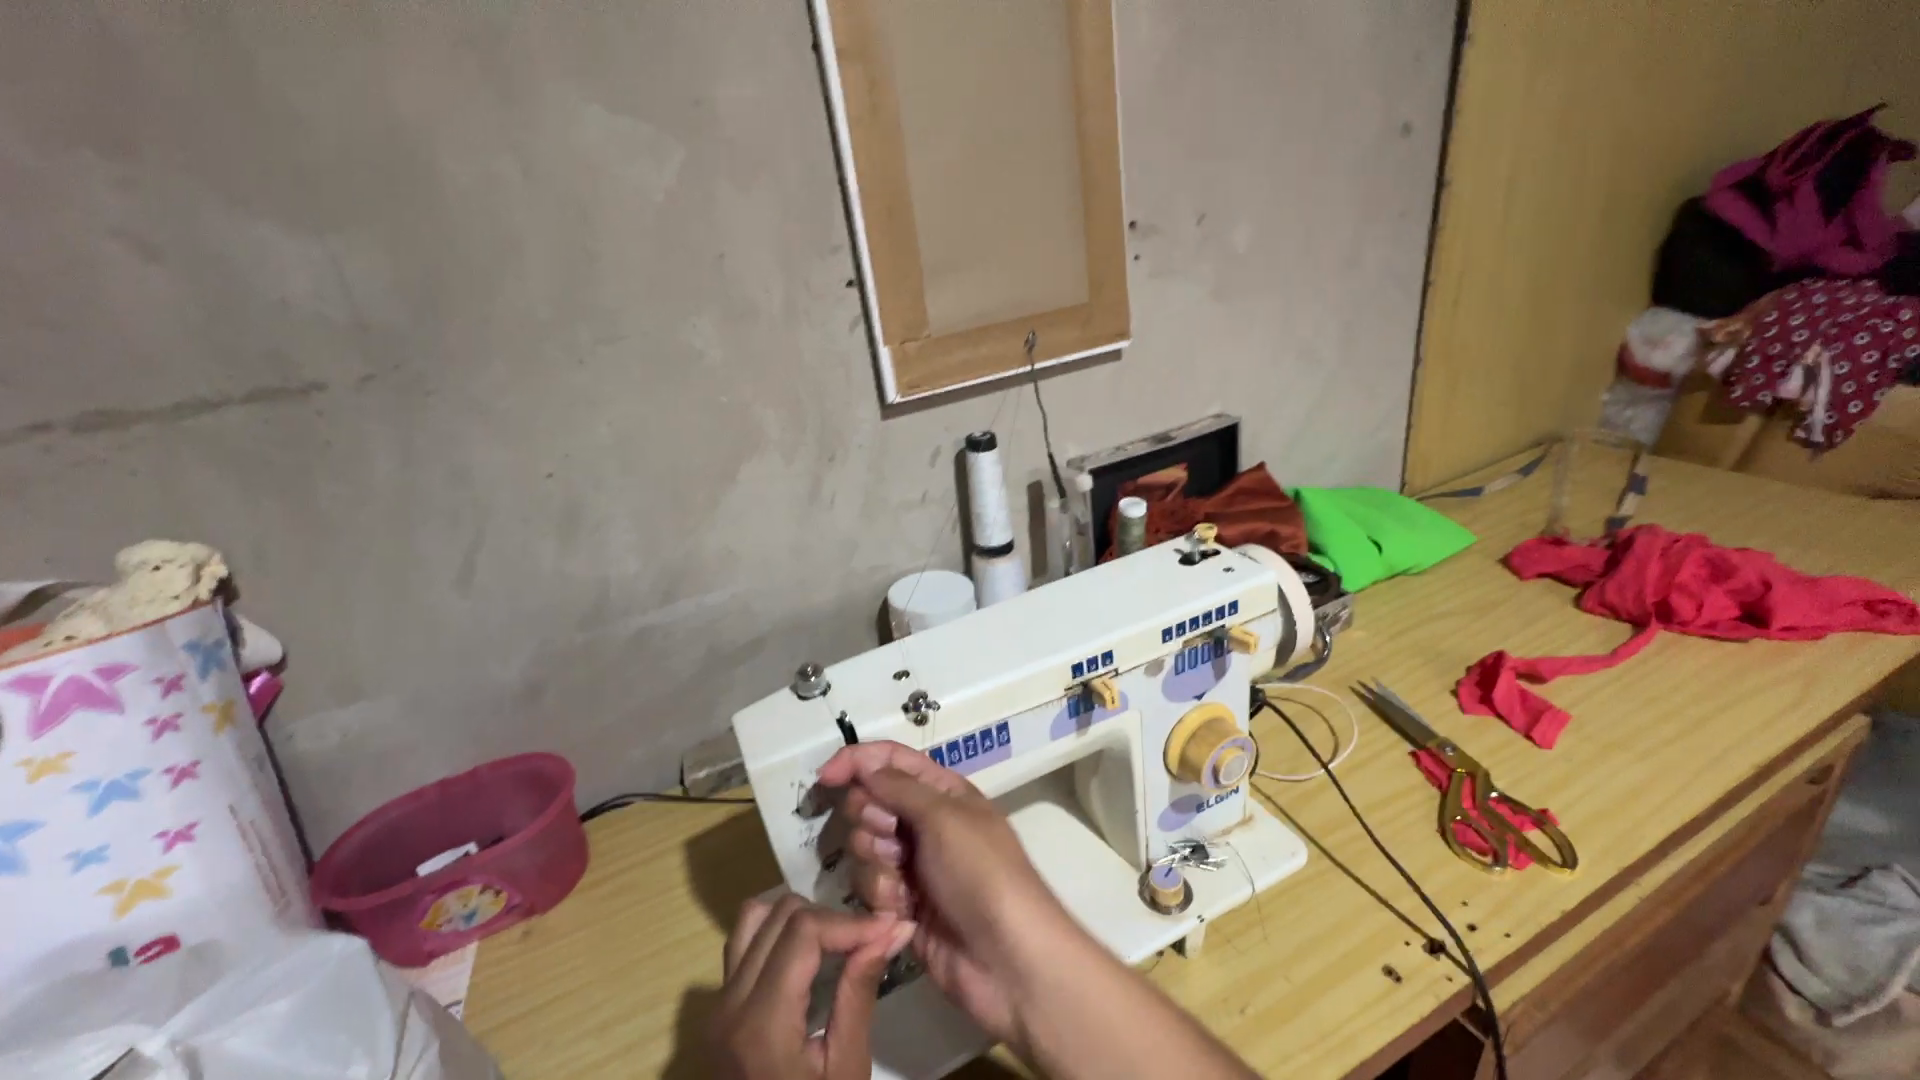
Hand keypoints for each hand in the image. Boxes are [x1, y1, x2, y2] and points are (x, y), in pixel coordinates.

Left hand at [710, 892, 915, 1079]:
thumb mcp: (847, 1068)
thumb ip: (859, 992)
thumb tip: (890, 928)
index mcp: (760, 1023)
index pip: (803, 931)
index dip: (850, 921)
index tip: (889, 928)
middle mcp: (728, 1003)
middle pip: (779, 916)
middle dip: (829, 918)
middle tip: (868, 939)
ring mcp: (717, 1005)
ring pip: (753, 920)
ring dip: (798, 919)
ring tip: (837, 942)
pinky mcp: (718, 1010)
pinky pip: (744, 945)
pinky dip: (778, 935)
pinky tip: (810, 958)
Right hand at [815, 741, 1080, 1052]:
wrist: (1006, 959)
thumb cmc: (982, 874)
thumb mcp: (944, 817)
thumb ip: (899, 786)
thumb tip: (865, 766)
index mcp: (943, 791)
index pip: (890, 761)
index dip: (856, 762)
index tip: (826, 778)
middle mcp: (925, 822)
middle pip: (869, 802)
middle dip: (869, 820)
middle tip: (891, 839)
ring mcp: (913, 865)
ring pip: (863, 848)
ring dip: (877, 865)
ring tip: (903, 885)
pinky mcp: (901, 905)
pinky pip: (869, 887)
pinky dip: (881, 898)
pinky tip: (903, 914)